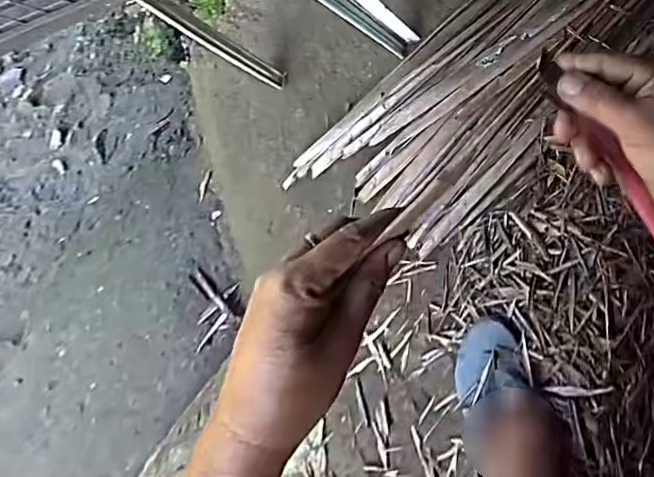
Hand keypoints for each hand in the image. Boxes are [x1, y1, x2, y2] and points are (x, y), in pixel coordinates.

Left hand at [190, 212, 404, 476]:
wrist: (245, 436)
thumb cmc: (292, 399)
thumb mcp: (342, 342)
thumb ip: (368, 287)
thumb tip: (393, 248)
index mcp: (293, 283)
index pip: (347, 238)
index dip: (381, 225)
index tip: (408, 217)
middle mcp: (277, 274)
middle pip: (332, 234)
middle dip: (367, 235)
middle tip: (399, 244)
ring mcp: (271, 283)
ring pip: (322, 246)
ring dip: (352, 250)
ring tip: (382, 263)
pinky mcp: (271, 295)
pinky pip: (311, 264)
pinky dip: (336, 265)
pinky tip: (354, 281)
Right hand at [548, 51, 653, 228]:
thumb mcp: (634, 123)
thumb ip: (596, 100)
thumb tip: (565, 80)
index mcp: (647, 77)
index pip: (603, 64)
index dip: (575, 69)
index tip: (548, 74)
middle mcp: (640, 96)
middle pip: (592, 97)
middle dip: (577, 118)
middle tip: (564, 133)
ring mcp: (636, 125)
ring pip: (593, 127)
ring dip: (587, 146)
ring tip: (592, 163)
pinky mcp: (633, 151)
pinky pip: (603, 149)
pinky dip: (598, 162)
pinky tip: (605, 175)